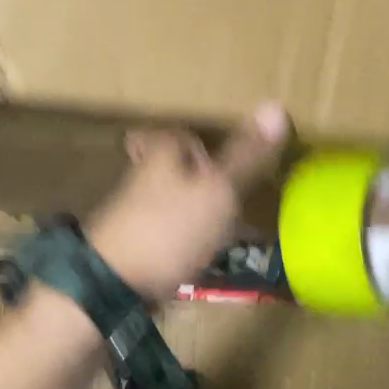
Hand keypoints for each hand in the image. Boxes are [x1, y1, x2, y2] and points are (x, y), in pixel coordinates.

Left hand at [85, 103, 290, 300]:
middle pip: (180, 168)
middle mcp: (144, 175)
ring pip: (176, 201)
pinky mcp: (136, 244)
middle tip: (240, 193)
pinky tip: (208, 254)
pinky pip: (171, 233)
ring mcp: (136, 211)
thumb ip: (245, 155)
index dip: (209, 143)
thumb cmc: (169, 228)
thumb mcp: (218, 190)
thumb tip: (275, 106)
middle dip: (206, 178)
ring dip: (199, 211)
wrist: (113, 283)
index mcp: (163, 152)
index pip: (186, 135)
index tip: (234, 157)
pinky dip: (190, 238)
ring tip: (234, 227)